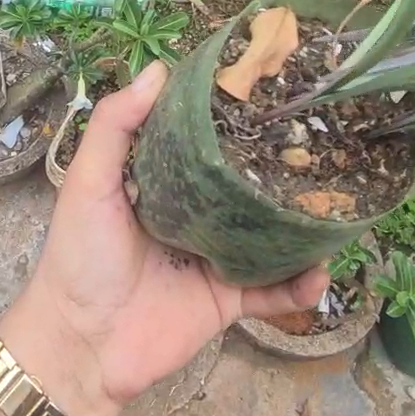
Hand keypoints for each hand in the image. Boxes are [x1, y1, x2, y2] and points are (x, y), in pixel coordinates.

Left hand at [0, 62, 328, 415]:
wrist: (83, 345)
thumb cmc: (78, 254)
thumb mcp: (88, 181)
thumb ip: (115, 126)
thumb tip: (159, 70)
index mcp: (162, 181)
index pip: (203, 139)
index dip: (230, 115)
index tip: (266, 89)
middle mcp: (193, 213)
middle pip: (243, 184)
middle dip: (277, 167)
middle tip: (318, 140)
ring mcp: (214, 257)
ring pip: (269, 234)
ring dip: (300, 224)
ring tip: (336, 203)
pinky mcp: (228, 300)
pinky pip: (274, 291)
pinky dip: (301, 286)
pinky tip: (321, 272)